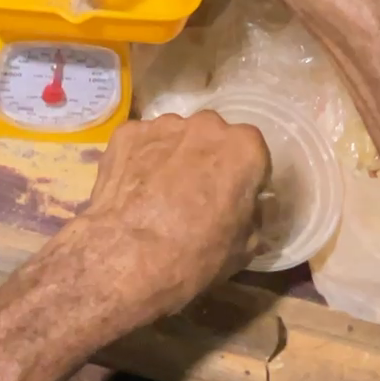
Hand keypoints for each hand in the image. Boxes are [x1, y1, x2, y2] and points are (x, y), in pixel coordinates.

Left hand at [49, 113, 268, 332]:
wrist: (128, 255)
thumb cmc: (197, 254)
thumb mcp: (246, 245)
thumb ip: (252, 212)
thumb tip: (247, 204)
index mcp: (244, 147)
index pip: (252, 154)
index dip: (243, 177)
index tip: (233, 197)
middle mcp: (206, 125)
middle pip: (212, 138)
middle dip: (207, 159)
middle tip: (195, 193)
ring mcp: (163, 125)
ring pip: (175, 136)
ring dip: (172, 156)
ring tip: (159, 193)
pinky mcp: (128, 132)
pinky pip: (141, 142)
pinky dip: (139, 159)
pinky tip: (133, 188)